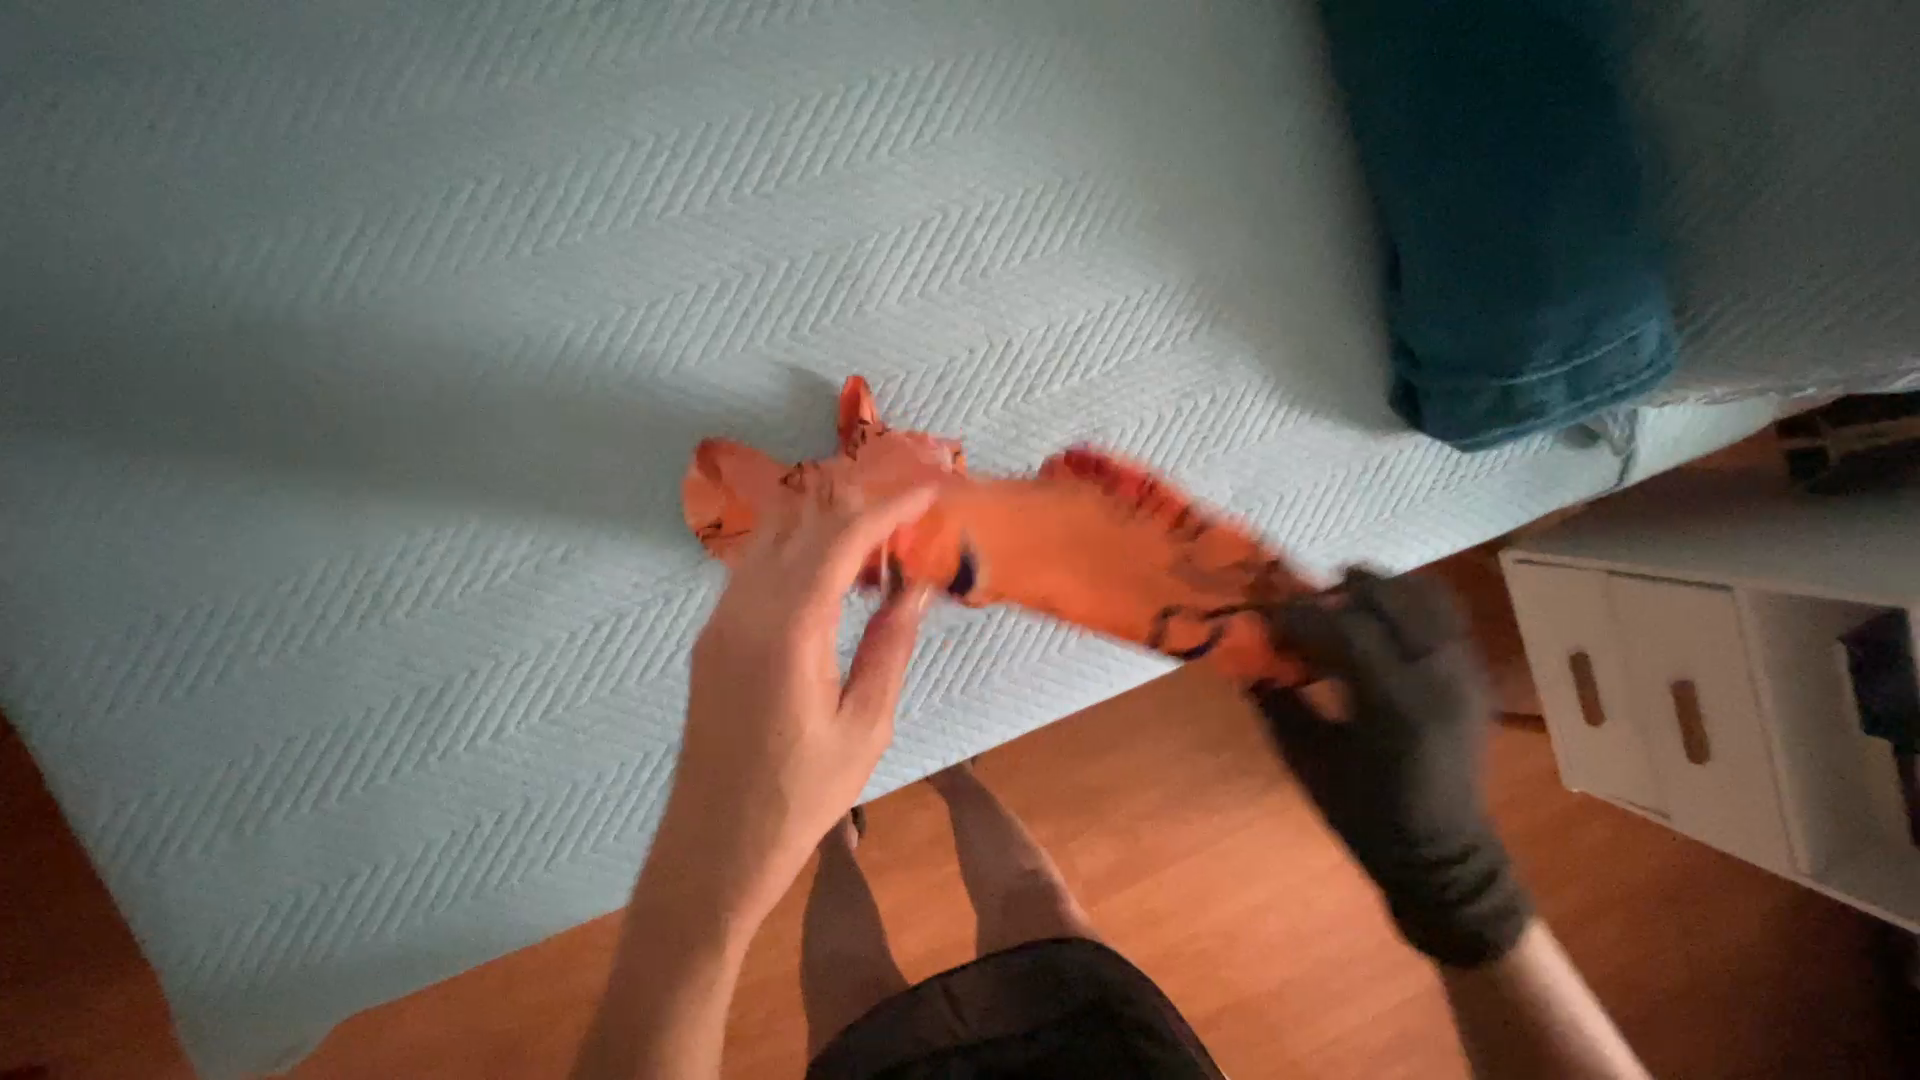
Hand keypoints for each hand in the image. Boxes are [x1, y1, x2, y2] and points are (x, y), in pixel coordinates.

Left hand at [651, 487, 936, 929]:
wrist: (714, 847)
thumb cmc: (801, 797)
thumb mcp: (865, 725)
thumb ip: (889, 644)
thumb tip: (916, 585)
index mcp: (788, 630)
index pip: (841, 536)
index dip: (889, 505)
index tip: (933, 488)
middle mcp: (745, 609)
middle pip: (801, 519)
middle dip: (858, 499)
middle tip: (910, 504)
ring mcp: (720, 619)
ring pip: (772, 536)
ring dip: (826, 523)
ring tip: (880, 539)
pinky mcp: (713, 635)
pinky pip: (757, 566)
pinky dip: (800, 550)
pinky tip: (835, 575)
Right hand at [1251, 568, 1530, 967]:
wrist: (1442, 855)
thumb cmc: (1363, 814)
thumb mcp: (1306, 758)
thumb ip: (1276, 700)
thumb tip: (1243, 655)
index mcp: (1394, 706)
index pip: (1345, 630)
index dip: (1300, 614)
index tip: (1268, 613)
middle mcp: (1438, 679)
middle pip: (1390, 600)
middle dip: (1340, 590)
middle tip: (1303, 600)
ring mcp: (1465, 674)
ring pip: (1426, 598)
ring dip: (1378, 588)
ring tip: (1341, 595)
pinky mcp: (1476, 677)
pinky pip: (1447, 617)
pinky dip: (1411, 602)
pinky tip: (1379, 615)